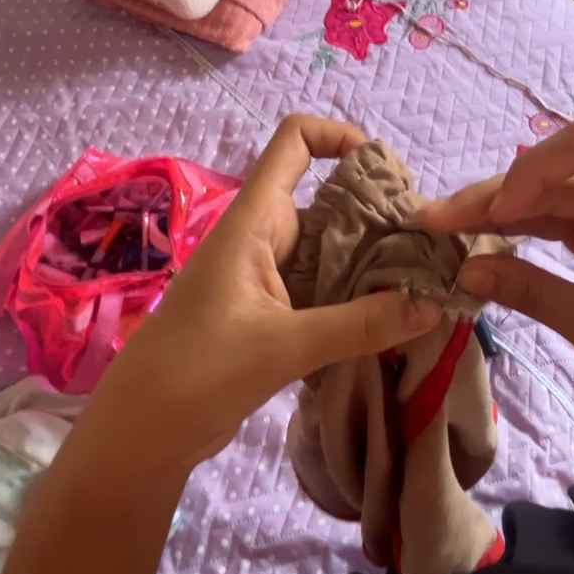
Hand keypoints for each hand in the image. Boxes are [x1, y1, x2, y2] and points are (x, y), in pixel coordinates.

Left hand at [83, 115, 443, 470]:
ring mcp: (270, 276)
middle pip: (330, 199)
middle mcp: (266, 236)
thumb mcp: (281, 346)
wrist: (139, 437)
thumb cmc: (194, 373)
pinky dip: (360, 296)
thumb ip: (359, 325)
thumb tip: (433, 303)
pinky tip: (395, 319)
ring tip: (423, 282)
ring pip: (333, 247)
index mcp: (255, 220)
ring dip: (374, 260)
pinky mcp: (274, 313)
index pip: (295, 141)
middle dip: (377, 213)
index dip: (340, 136)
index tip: (385, 172)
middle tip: (426, 246)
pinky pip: (327, 288)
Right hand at [419, 120, 573, 440]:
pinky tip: (480, 238)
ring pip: (549, 194)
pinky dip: (519, 228)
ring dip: (499, 210)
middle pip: (556, 172)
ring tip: (444, 227)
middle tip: (435, 219)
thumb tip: (466, 271)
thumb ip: (534, 294)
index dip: (532, 170)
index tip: (496, 217)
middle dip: (496, 194)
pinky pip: (557, 218)